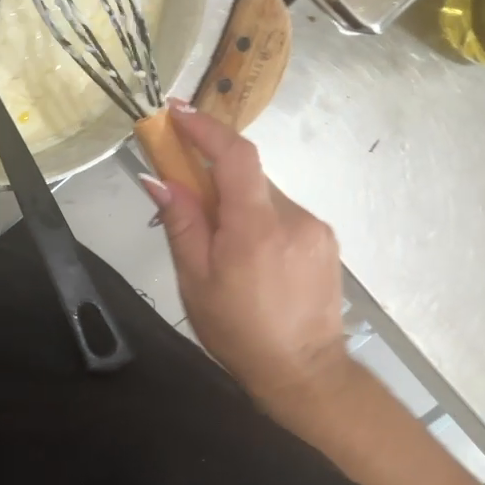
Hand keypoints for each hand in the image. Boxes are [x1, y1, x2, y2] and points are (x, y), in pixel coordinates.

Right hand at [141, 104, 349, 405]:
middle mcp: (293, 218)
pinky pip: (280, 213)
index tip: (176, 112)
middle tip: (177, 187)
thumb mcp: (194, 279)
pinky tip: (244, 254)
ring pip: (263, 195)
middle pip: (246, 174)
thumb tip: (159, 179)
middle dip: (210, 172)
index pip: (235, 156)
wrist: (303, 372)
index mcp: (255, 228)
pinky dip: (254, 217)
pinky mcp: (324, 241)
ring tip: (213, 240)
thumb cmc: (236, 330)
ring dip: (232, 200)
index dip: (205, 128)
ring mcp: (315, 229)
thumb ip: (181, 223)